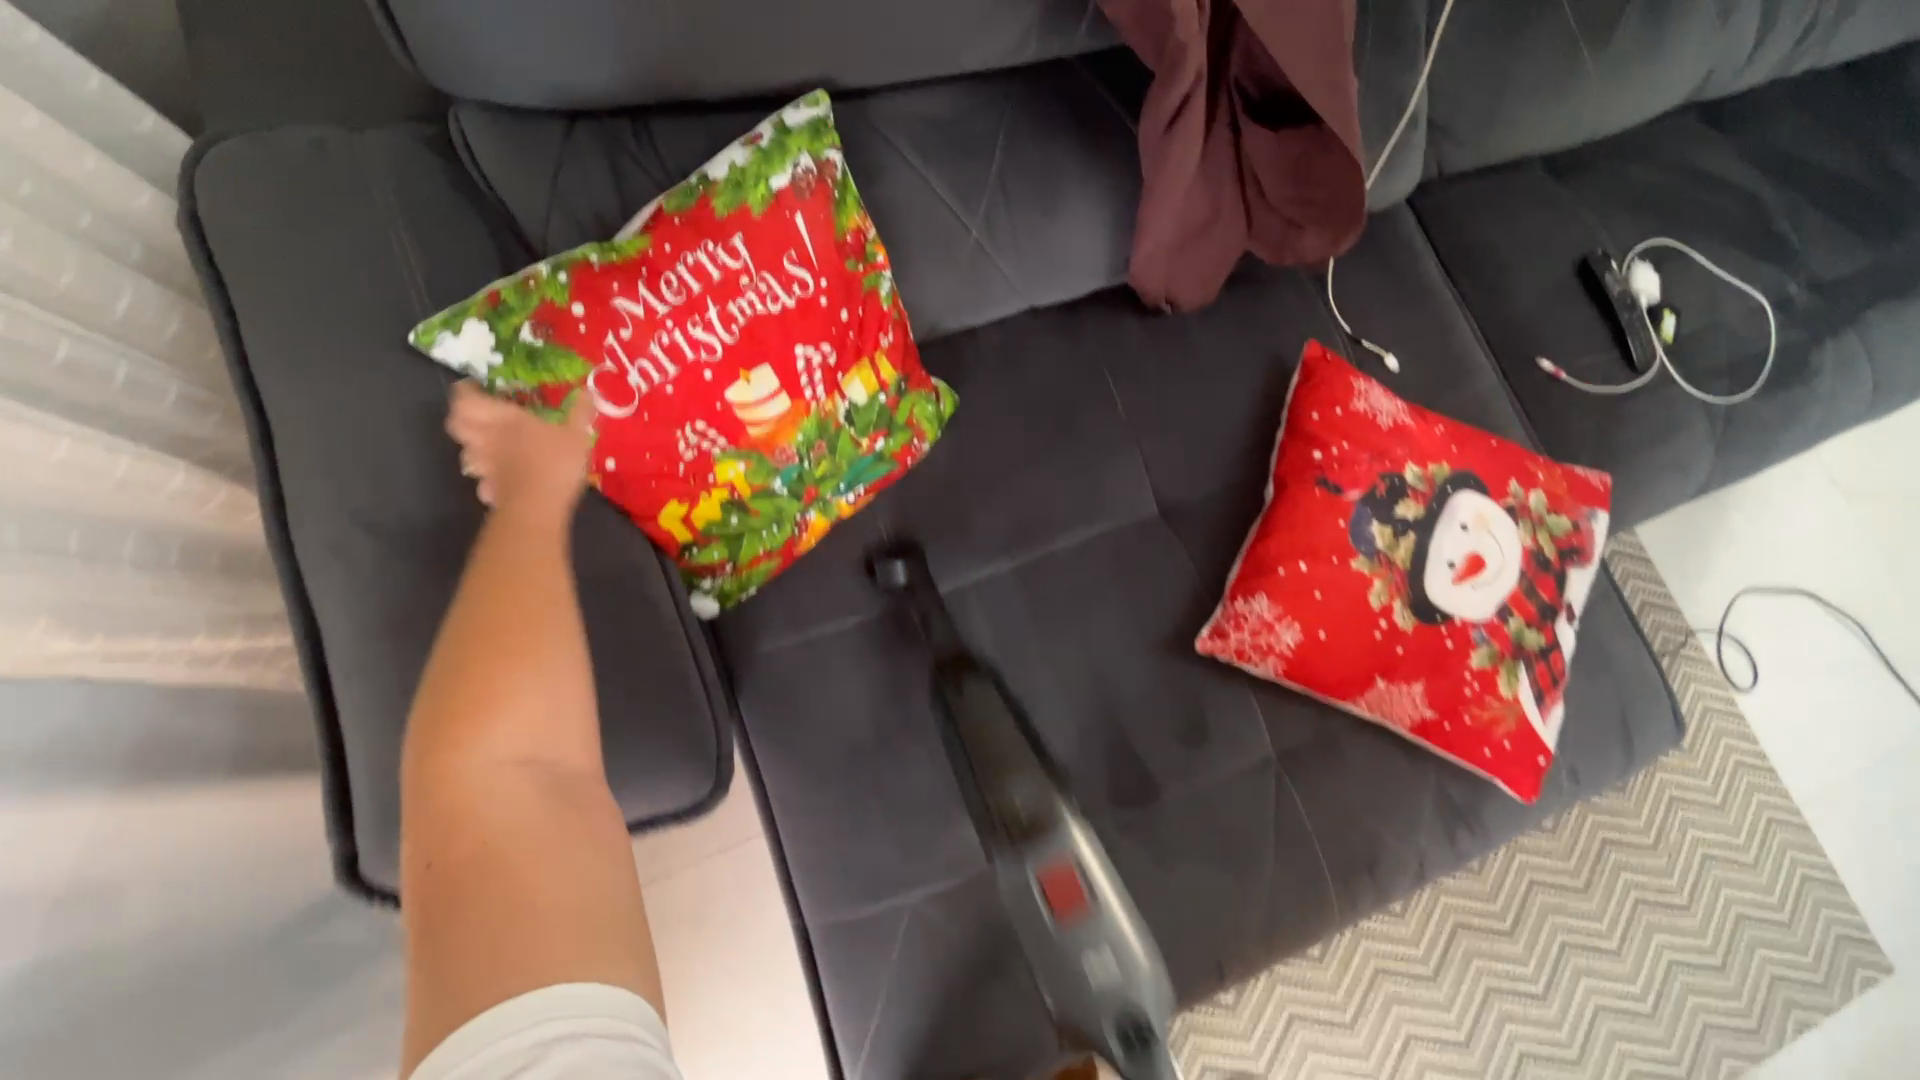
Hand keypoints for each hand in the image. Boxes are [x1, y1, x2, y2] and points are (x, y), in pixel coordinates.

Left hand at [445, 381, 594, 524]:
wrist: (537, 508)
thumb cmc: (555, 463)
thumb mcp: (576, 435)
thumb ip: (579, 413)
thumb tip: (587, 392)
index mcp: (503, 420)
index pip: (467, 399)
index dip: (465, 391)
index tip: (475, 387)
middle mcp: (486, 439)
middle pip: (456, 424)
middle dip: (462, 416)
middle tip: (477, 414)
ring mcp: (485, 467)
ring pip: (465, 453)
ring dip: (472, 447)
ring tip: (490, 447)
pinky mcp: (489, 489)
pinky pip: (481, 479)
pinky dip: (487, 476)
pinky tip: (502, 477)